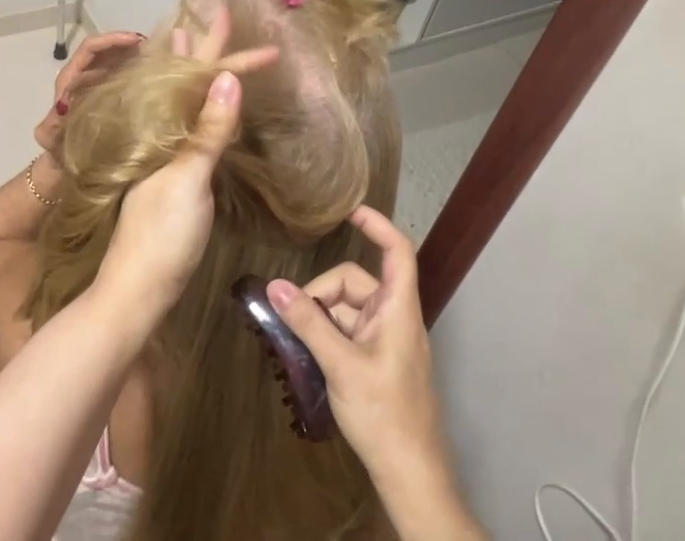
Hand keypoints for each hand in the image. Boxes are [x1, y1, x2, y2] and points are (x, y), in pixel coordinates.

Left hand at [34, 32, 144, 151]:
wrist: (61, 166)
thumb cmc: (56, 150)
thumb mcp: (50, 136)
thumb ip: (53, 121)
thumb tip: (63, 105)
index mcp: (68, 81)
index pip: (89, 50)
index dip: (110, 40)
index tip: (135, 40)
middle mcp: (82, 77)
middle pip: (103, 50)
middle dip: (125, 43)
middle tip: (153, 45)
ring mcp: (96, 85)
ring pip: (113, 59)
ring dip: (132, 53)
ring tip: (156, 54)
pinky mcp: (107, 95)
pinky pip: (120, 75)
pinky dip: (134, 69)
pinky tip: (151, 72)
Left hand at [92, 4, 279, 308]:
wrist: (136, 291)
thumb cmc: (160, 236)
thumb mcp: (187, 180)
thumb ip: (207, 131)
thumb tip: (227, 78)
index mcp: (158, 130)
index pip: (190, 79)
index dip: (212, 48)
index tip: (223, 11)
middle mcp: (157, 139)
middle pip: (181, 86)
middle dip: (200, 53)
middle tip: (208, 15)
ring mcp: (161, 160)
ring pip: (177, 106)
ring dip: (190, 75)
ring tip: (189, 41)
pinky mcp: (168, 182)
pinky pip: (181, 131)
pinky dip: (192, 111)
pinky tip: (193, 107)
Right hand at [266, 206, 445, 480]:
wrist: (408, 471)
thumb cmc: (384, 413)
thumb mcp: (340, 364)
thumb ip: (308, 322)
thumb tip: (275, 286)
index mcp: (398, 310)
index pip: (397, 253)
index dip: (378, 227)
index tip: (350, 213)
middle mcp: (394, 319)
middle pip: (355, 283)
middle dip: (321, 293)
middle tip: (291, 319)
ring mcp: (385, 342)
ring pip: (345, 309)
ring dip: (318, 317)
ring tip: (295, 343)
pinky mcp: (376, 361)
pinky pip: (346, 332)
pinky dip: (324, 335)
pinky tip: (306, 356)